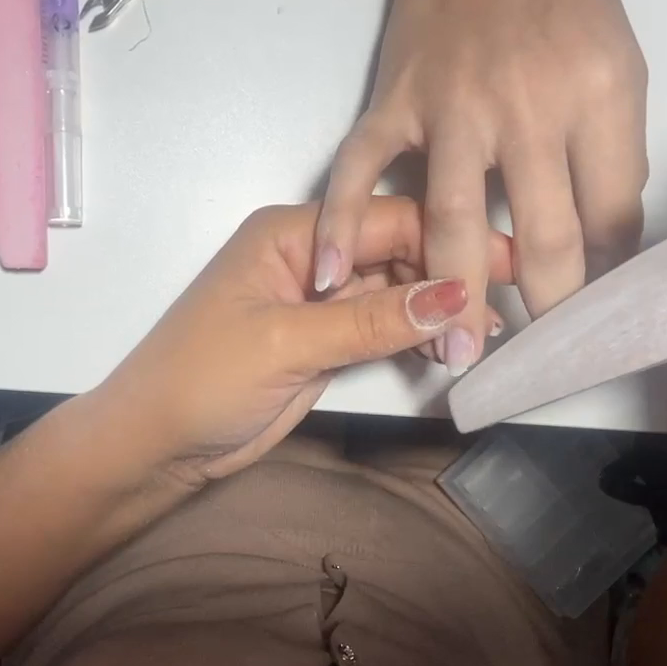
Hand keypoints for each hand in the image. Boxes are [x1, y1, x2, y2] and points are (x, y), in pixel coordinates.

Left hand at [96, 200, 510, 483]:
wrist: (160, 443)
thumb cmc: (204, 378)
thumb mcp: (287, 342)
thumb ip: (370, 320)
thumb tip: (456, 296)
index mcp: (293, 234)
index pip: (385, 221)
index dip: (448, 241)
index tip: (506, 266)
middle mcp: (311, 259)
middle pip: (396, 254)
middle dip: (448, 280)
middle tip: (500, 314)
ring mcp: (317, 304)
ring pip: (392, 294)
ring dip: (435, 312)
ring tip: (483, 339)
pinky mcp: (322, 344)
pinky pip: (379, 330)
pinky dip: (412, 339)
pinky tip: (446, 349)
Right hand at [316, 0, 646, 375]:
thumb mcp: (618, 58)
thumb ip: (608, 148)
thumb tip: (596, 235)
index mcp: (598, 92)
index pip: (609, 213)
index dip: (604, 272)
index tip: (590, 308)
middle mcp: (525, 107)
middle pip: (541, 235)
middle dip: (540, 309)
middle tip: (533, 366)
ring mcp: (449, 109)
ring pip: (452, 222)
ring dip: (450, 296)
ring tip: (449, 354)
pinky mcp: (392, 105)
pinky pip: (359, 172)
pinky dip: (338, 224)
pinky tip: (329, 276)